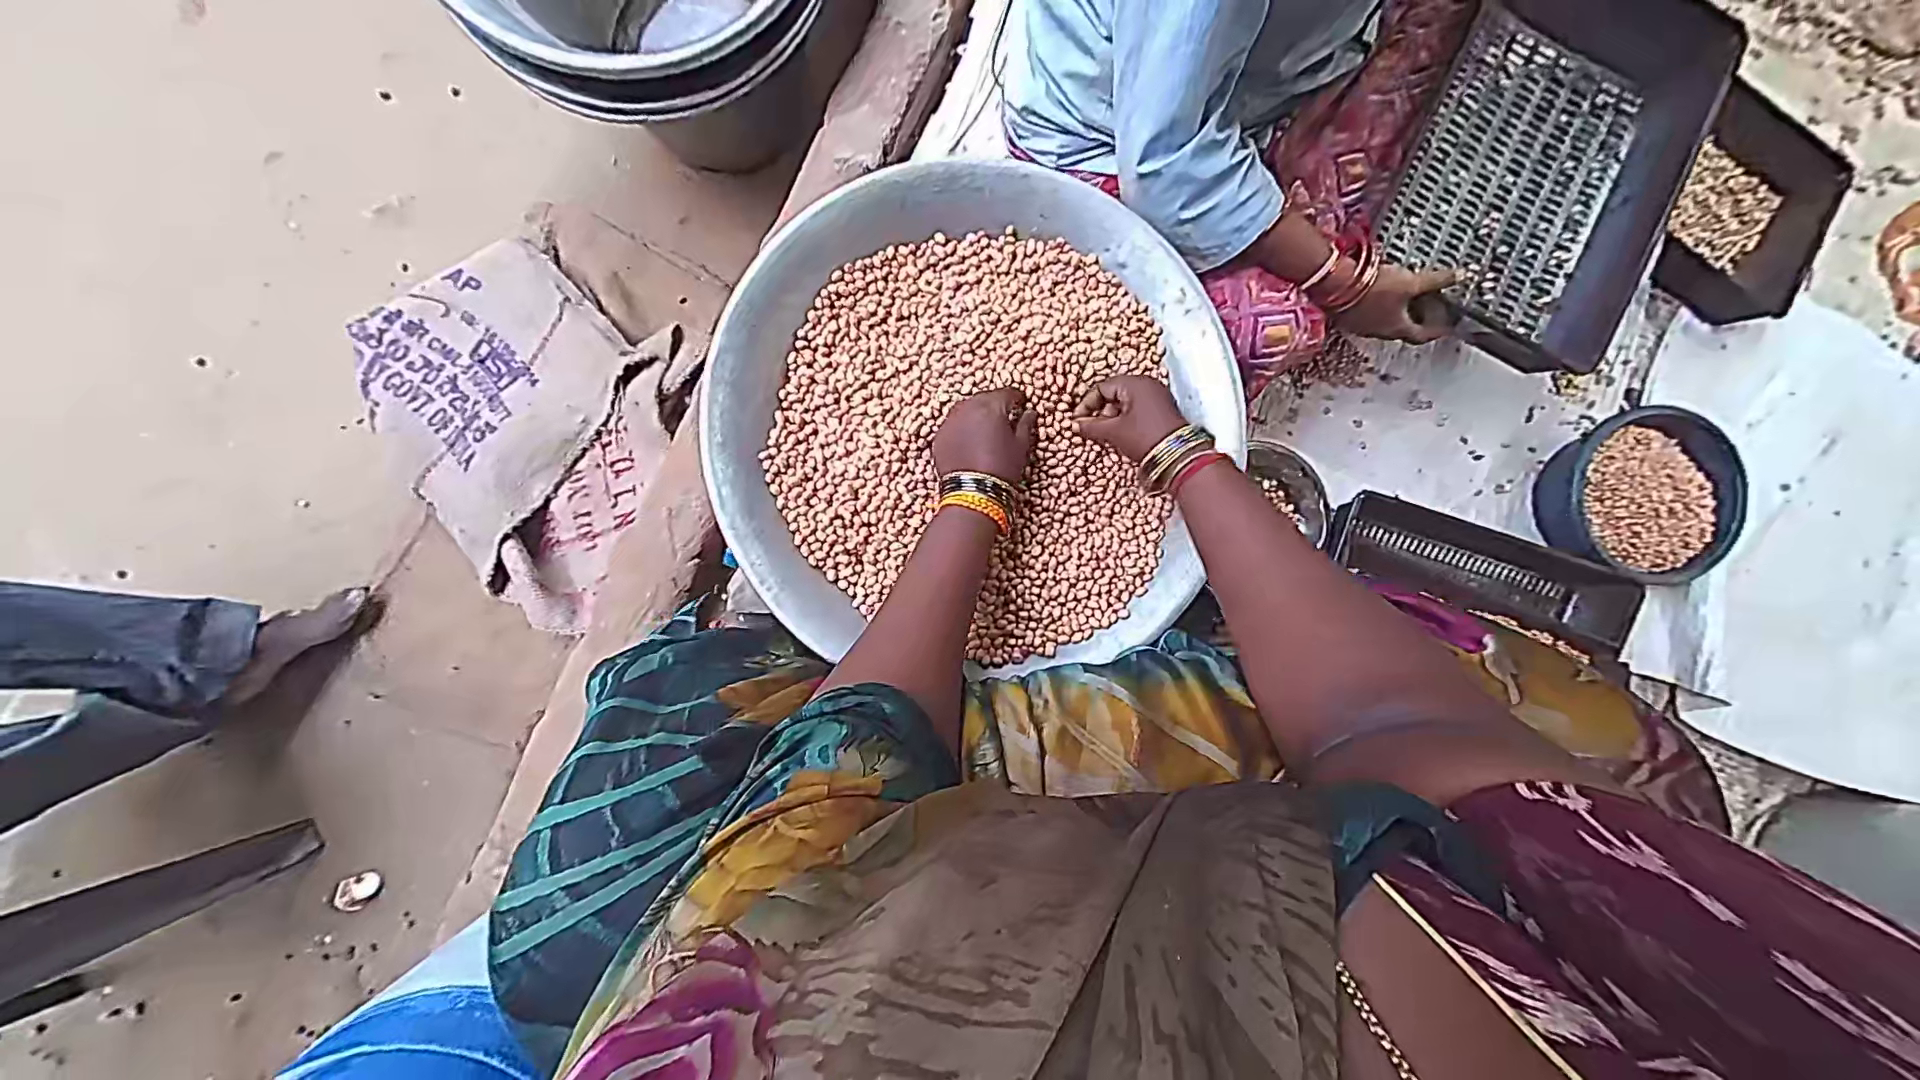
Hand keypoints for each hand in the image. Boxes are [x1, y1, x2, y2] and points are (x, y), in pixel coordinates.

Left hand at [932, 387, 1035, 483]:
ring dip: (976, 415)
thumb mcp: (1020, 447)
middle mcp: (968, 408)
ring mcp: (950, 422)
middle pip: (984, 398)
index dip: (1017, 398)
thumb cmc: (1001, 469)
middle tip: (1004, 416)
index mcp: (991, 407)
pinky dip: (962, 429)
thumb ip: (1025, 425)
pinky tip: (970, 441)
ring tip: (986, 428)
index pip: (1007, 393)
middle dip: (995, 405)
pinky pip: (953, 426)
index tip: (1021, 403)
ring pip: (965, 410)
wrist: (972, 492)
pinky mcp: (939, 437)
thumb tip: (1029, 413)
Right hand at [1070, 376, 1186, 463]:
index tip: (1079, 420)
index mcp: (1134, 383)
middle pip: (1114, 394)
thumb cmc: (1145, 438)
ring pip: (1125, 402)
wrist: (1178, 456)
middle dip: (1101, 412)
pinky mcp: (1162, 410)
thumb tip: (1075, 424)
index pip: (1102, 387)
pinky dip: (1126, 420)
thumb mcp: (1113, 431)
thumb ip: (1091, 425)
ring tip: (1108, 435)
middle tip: (1094, 429)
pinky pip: (1137, 409)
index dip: (1087, 404)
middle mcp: (1147, 384)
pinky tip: (1122, 435)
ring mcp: (1157, 396)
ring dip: (1113, 417)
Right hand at [1332, 265, 1458, 344]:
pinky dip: (1380, 309)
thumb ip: (1437, 280)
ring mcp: (1360, 327)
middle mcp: (1378, 333)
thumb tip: (1461, 276)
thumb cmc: (1376, 288)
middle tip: (1428, 304)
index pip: (1422, 336)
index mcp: (1397, 329)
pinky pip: (1369, 317)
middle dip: (1416, 318)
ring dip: (1396, 314)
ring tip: (1405, 297)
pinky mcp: (1347, 318)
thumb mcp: (1412, 282)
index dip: (1437, 330)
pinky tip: (1381, 295)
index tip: (1446, 323)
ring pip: (1384, 323)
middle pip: (1403, 330)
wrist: (1337, 286)